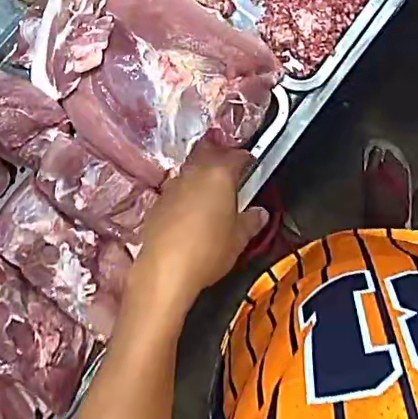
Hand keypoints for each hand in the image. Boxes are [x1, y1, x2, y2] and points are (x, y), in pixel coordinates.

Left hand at [127, 142, 266, 318]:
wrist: (165, 267)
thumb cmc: (208, 250)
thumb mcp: (238, 239)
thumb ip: (251, 222)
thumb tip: (259, 214)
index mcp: (219, 175)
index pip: (236, 156)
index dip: (246, 157)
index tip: (251, 162)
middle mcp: (195, 172)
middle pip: (208, 151)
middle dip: (220, 152)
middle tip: (229, 162)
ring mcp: (173, 184)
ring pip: (190, 166)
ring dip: (201, 169)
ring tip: (211, 184)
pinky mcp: (158, 200)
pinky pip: (176, 186)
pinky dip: (186, 189)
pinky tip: (191, 205)